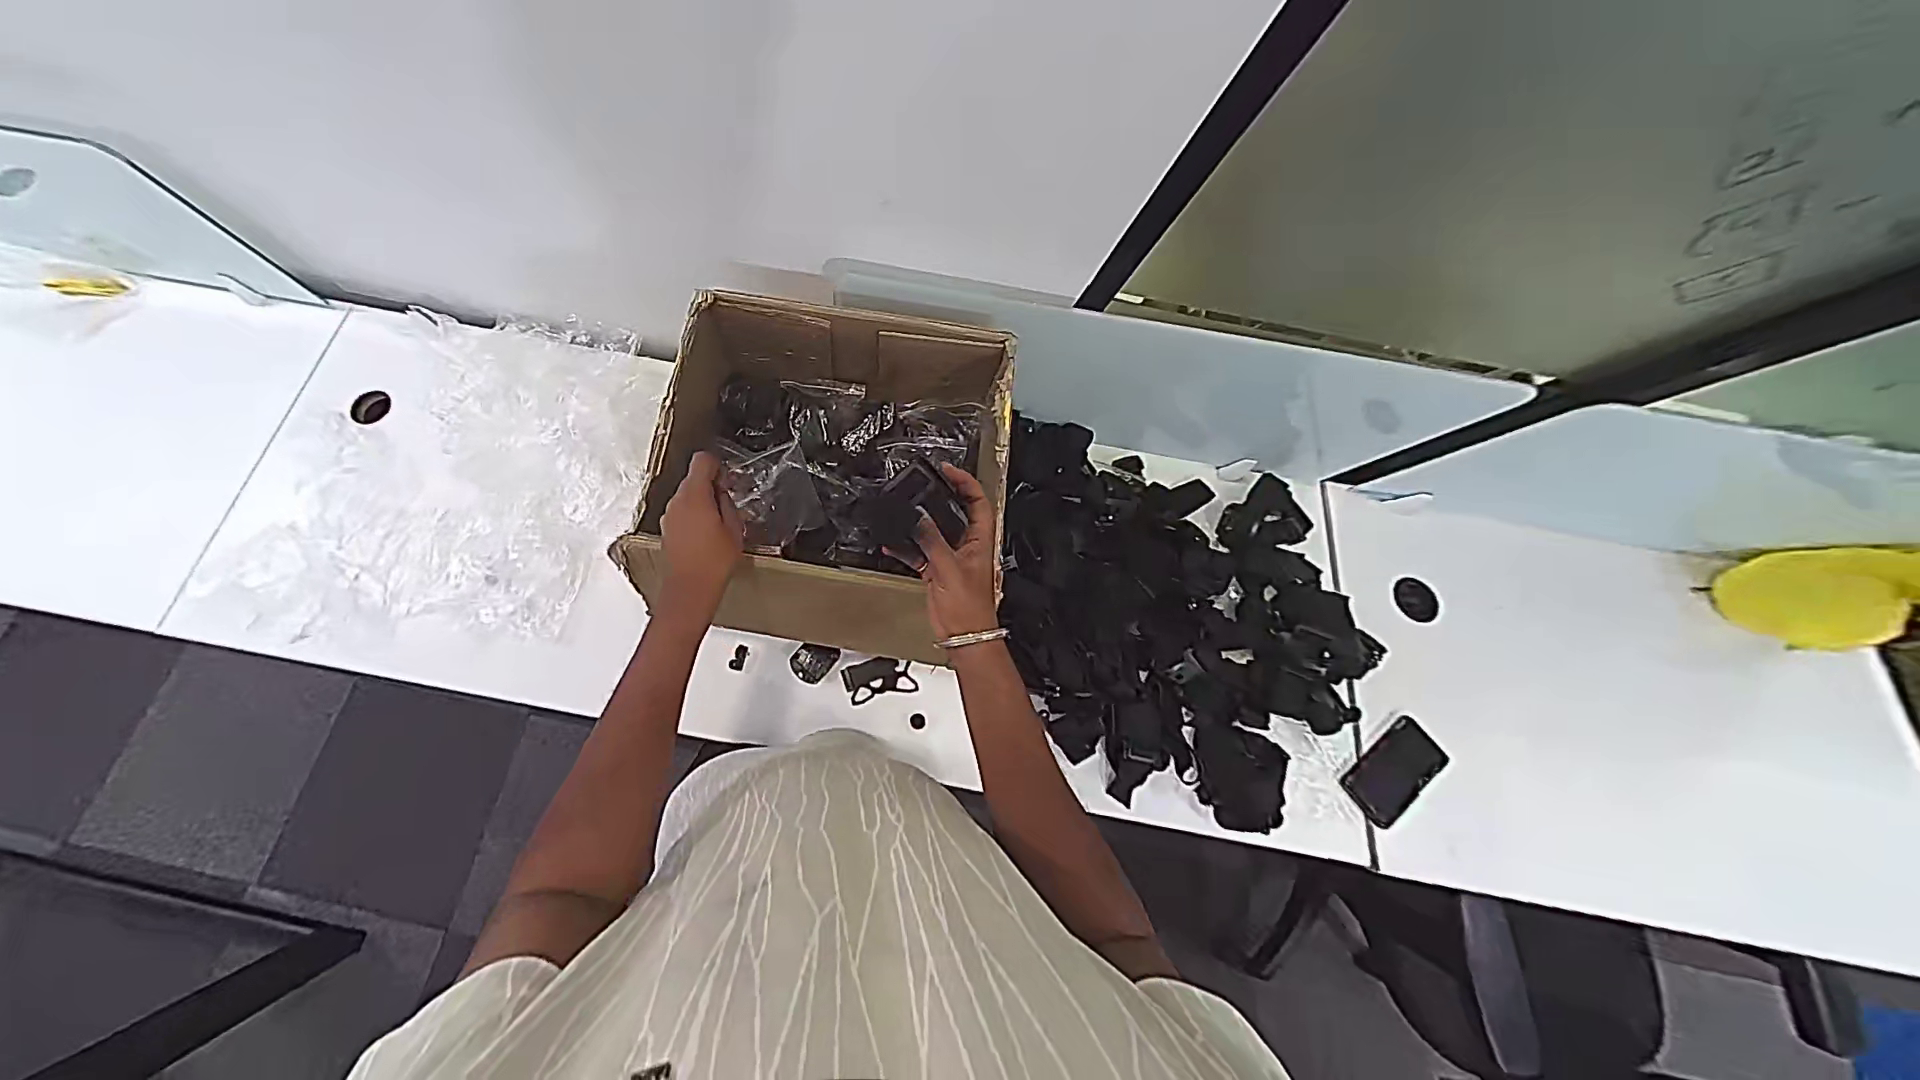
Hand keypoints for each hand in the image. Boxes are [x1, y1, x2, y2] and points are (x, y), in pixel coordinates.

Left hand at [660, 451, 742, 614]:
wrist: (691, 588)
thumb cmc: (714, 561)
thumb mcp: (734, 529)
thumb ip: (728, 504)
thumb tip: (723, 494)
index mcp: (694, 495)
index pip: (701, 461)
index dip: (717, 465)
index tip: (728, 476)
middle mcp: (677, 502)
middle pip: (693, 478)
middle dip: (712, 484)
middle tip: (730, 500)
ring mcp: (669, 516)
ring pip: (687, 496)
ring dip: (703, 501)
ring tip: (722, 520)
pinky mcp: (667, 529)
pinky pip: (682, 512)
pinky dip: (695, 515)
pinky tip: (710, 532)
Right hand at [896, 463, 998, 640]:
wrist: (963, 635)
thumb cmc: (970, 608)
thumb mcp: (949, 568)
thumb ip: (933, 541)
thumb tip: (921, 519)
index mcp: (981, 540)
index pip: (978, 501)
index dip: (965, 482)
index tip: (948, 471)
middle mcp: (968, 546)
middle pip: (956, 512)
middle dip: (941, 496)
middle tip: (926, 482)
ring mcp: (952, 558)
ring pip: (935, 531)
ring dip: (920, 522)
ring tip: (905, 508)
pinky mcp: (937, 570)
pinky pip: (920, 552)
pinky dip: (906, 547)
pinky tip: (892, 542)